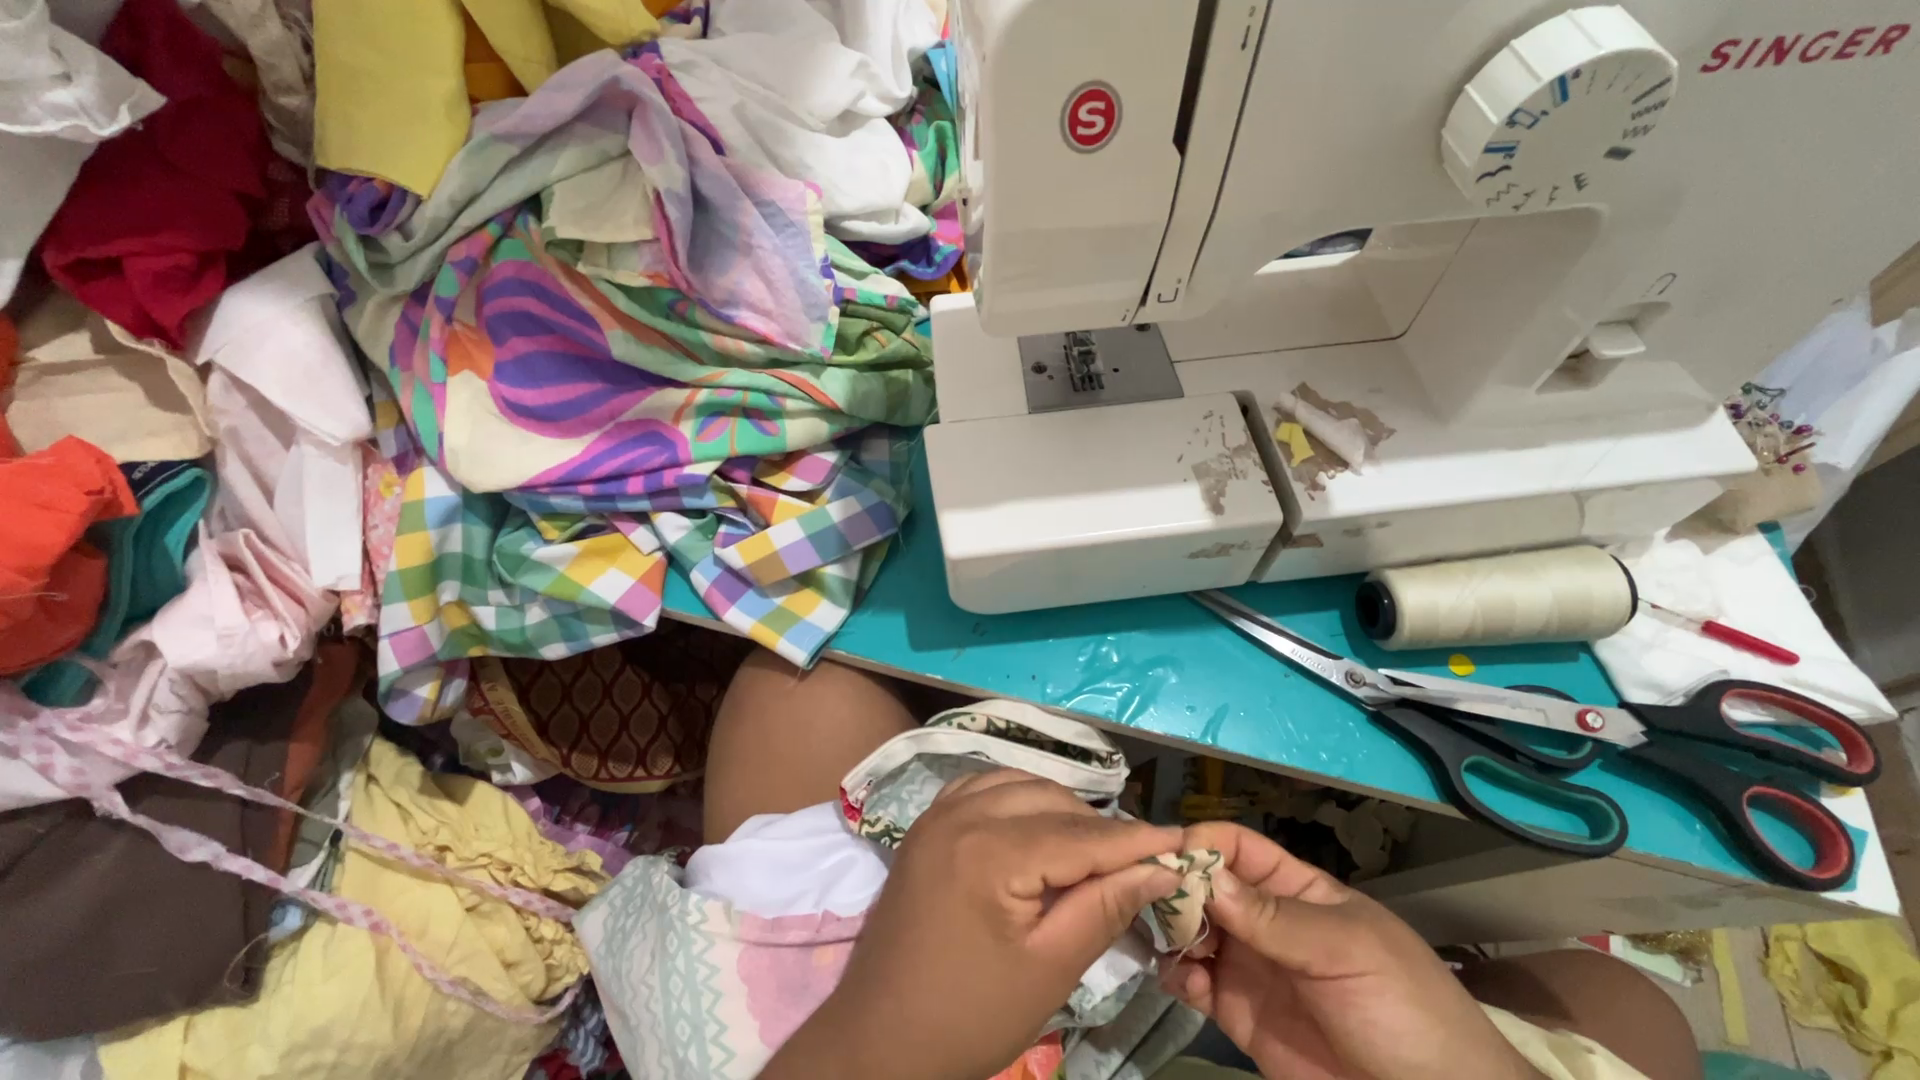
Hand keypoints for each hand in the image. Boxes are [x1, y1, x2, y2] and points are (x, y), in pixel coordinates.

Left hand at [762, 770, 1184, 1079]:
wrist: (880, 1038)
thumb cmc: (969, 1015)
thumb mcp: (1049, 969)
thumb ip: (1103, 908)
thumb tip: (1159, 868)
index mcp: (991, 851)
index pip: (1083, 834)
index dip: (1138, 840)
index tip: (1184, 843)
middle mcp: (961, 815)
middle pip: (1053, 802)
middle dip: (1102, 827)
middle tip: (1142, 860)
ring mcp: (936, 816)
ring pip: (1019, 785)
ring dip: (1061, 808)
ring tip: (1095, 847)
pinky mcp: (924, 827)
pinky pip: (982, 789)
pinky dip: (1018, 797)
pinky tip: (1036, 824)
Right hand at [1160, 823, 1540, 1079]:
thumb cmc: (1404, 1011)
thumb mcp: (1348, 951)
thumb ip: (1275, 918)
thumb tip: (1204, 877)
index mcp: (1297, 890)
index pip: (1237, 847)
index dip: (1201, 844)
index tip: (1167, 858)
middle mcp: (1265, 921)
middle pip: (1204, 885)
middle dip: (1173, 885)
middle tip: (1145, 900)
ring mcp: (1249, 967)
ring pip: (1191, 930)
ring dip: (1169, 929)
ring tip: (1163, 942)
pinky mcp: (1236, 1014)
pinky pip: (1192, 982)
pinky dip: (1176, 974)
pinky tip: (1181, 981)